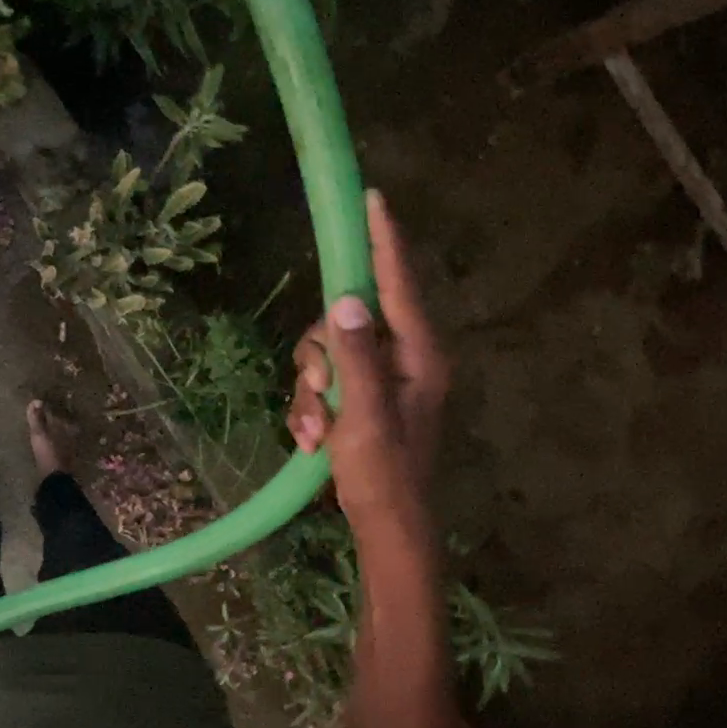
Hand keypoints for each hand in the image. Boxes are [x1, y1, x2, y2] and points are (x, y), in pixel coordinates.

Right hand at [287, 189, 448, 516]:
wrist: (383, 527)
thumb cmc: (384, 475)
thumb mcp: (366, 415)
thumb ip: (356, 357)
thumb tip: (345, 300)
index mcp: (417, 356)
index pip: (396, 286)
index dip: (382, 242)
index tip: (373, 200)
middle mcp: (398, 359)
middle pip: (342, 322)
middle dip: (319, 359)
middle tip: (318, 393)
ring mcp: (375, 381)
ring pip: (323, 354)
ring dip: (310, 394)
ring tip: (315, 434)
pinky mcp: (356, 400)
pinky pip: (319, 383)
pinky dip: (309, 410)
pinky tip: (311, 442)